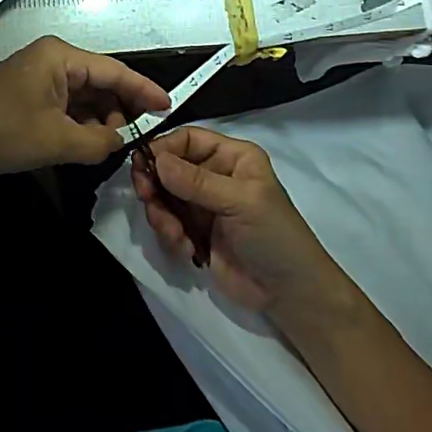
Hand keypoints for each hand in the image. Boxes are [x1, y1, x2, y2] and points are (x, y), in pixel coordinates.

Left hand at [0, 36, 170, 193]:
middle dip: (118, 110)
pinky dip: (78, 124)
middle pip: (100, 82)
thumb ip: (99, 141)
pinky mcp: (26, 96)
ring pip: (83, 97)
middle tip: (134, 139)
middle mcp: (51, 59)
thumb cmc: (0, 134)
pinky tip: (85, 144)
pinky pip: (65, 106)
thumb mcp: (57, 141)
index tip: (168, 107)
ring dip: (98, 121)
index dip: (144, 91)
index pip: (115, 71)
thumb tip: (121, 140)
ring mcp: (37, 77)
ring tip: (106, 146)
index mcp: (59, 56)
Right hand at [131, 127, 361, 328]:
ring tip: (177, 237)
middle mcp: (215, 175)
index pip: (188, 139)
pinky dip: (170, 236)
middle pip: (168, 167)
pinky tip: (187, 250)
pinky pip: (168, 223)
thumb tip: (156, 160)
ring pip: (163, 197)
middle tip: (148, 200)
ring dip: (163, 217)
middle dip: (156, 186)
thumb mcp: (240, 202)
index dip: (164, 149)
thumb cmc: (274, 236)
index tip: (144, 167)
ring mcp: (203, 205)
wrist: (287, 292)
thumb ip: (197, 181)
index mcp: (232, 157)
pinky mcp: (195, 232)